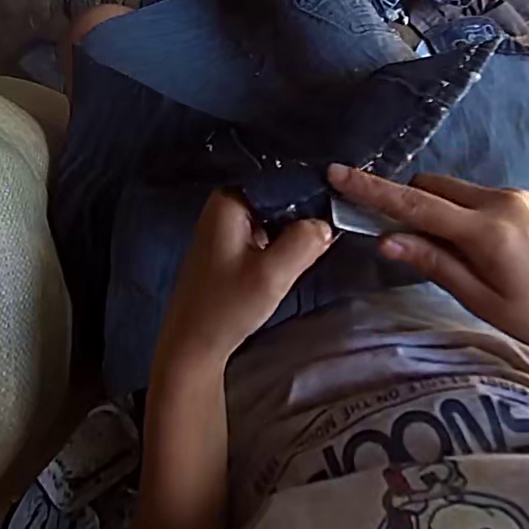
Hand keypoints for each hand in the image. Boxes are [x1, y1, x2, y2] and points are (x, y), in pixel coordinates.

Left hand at [154, 190, 334, 375]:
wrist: (192, 346)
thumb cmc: (227, 307)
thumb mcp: (272, 275)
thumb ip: (303, 242)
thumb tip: (326, 223)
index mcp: (229, 200)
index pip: (280, 181)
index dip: (309, 193)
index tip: (336, 209)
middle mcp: (224, 205)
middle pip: (277, 198)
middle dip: (303, 215)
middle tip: (330, 232)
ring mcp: (225, 226)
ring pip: (273, 217)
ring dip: (294, 232)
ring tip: (318, 244)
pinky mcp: (229, 246)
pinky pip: (264, 233)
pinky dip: (282, 243)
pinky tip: (297, 258)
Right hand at [327, 164, 528, 374]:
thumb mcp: (483, 300)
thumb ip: (434, 263)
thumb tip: (387, 240)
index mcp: (490, 231)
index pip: (416, 204)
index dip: (373, 190)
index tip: (339, 173)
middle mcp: (503, 201)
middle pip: (432, 186)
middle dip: (409, 204)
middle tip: (404, 241)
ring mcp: (519, 197)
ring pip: (454, 190)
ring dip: (437, 210)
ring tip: (454, 255)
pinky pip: (477, 196)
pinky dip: (461, 213)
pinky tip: (478, 248)